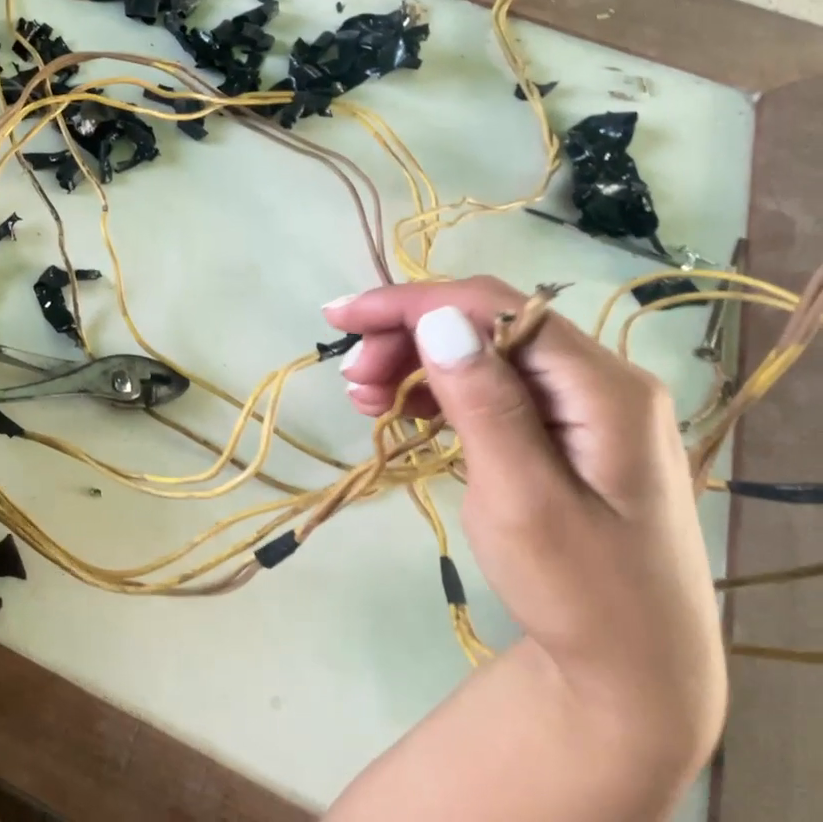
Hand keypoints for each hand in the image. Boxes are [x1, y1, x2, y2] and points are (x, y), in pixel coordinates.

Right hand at [325, 277, 724, 762]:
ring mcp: (582, 408)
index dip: (411, 303)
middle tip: (350, 382)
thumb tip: (437, 318)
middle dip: (406, 338)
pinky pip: (488, 387)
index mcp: (603, 389)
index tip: (338, 320)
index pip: (495, 308)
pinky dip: (434, 390)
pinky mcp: (561, 432)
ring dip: (414, 364)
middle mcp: (598, 383)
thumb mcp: (521, 497)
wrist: (630, 665)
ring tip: (364, 399)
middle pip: (485, 325)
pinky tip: (399, 411)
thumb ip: (484, 403)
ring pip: (479, 352)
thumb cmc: (577, 587)